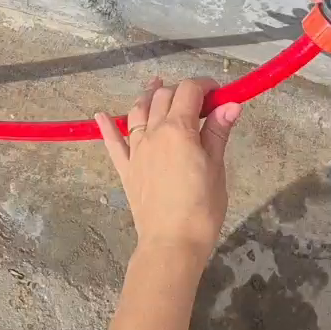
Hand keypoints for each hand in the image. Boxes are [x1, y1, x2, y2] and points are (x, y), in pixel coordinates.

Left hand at [95, 77, 242, 271]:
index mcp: (179, 129)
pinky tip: (100, 115)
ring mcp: (136, 150)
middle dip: (181, 90)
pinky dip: (107, 126)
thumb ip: (218, 132)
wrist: (171, 243)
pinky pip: (113, 143)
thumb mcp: (217, 168)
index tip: (219, 94)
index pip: (189, 90)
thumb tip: (231, 103)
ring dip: (148, 96)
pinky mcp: (126, 169)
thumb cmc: (202, 208)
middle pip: (163, 96)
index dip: (205, 86)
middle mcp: (153, 132)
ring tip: (157, 88)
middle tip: (199, 101)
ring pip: (138, 111)